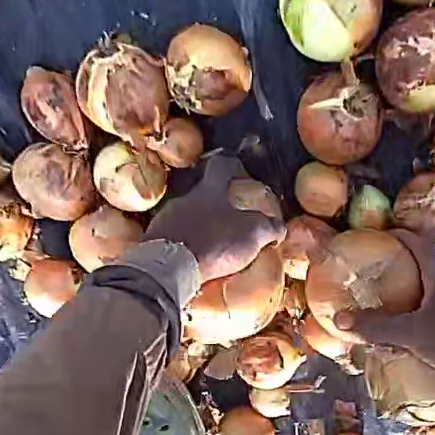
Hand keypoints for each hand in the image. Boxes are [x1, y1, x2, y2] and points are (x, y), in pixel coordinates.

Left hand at [144, 155, 283, 280]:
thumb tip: (279, 226)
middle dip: (218, 205)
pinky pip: (176, 237)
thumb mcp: (254, 234)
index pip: (221, 166)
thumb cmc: (215, 243)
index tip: (241, 171)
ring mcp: (166, 219)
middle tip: (233, 219)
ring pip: (188, 216)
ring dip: (202, 226)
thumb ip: (270, 226)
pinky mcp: (154, 240)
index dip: (233, 165)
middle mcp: (184, 199)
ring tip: (216, 245)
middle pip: (204, 194)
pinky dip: (188, 245)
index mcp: (210, 191)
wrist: (169, 268)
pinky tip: (198, 259)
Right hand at [340, 230, 434, 430]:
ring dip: (408, 300)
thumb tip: (338, 319)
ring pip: (429, 299)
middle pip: (424, 271)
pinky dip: (416, 324)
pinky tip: (400, 339)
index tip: (380, 234)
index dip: (401, 235)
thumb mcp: (412, 333)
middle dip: (400, 270)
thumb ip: (376, 327)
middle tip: (373, 275)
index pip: (421, 245)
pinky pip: (433, 323)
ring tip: (382, 307)